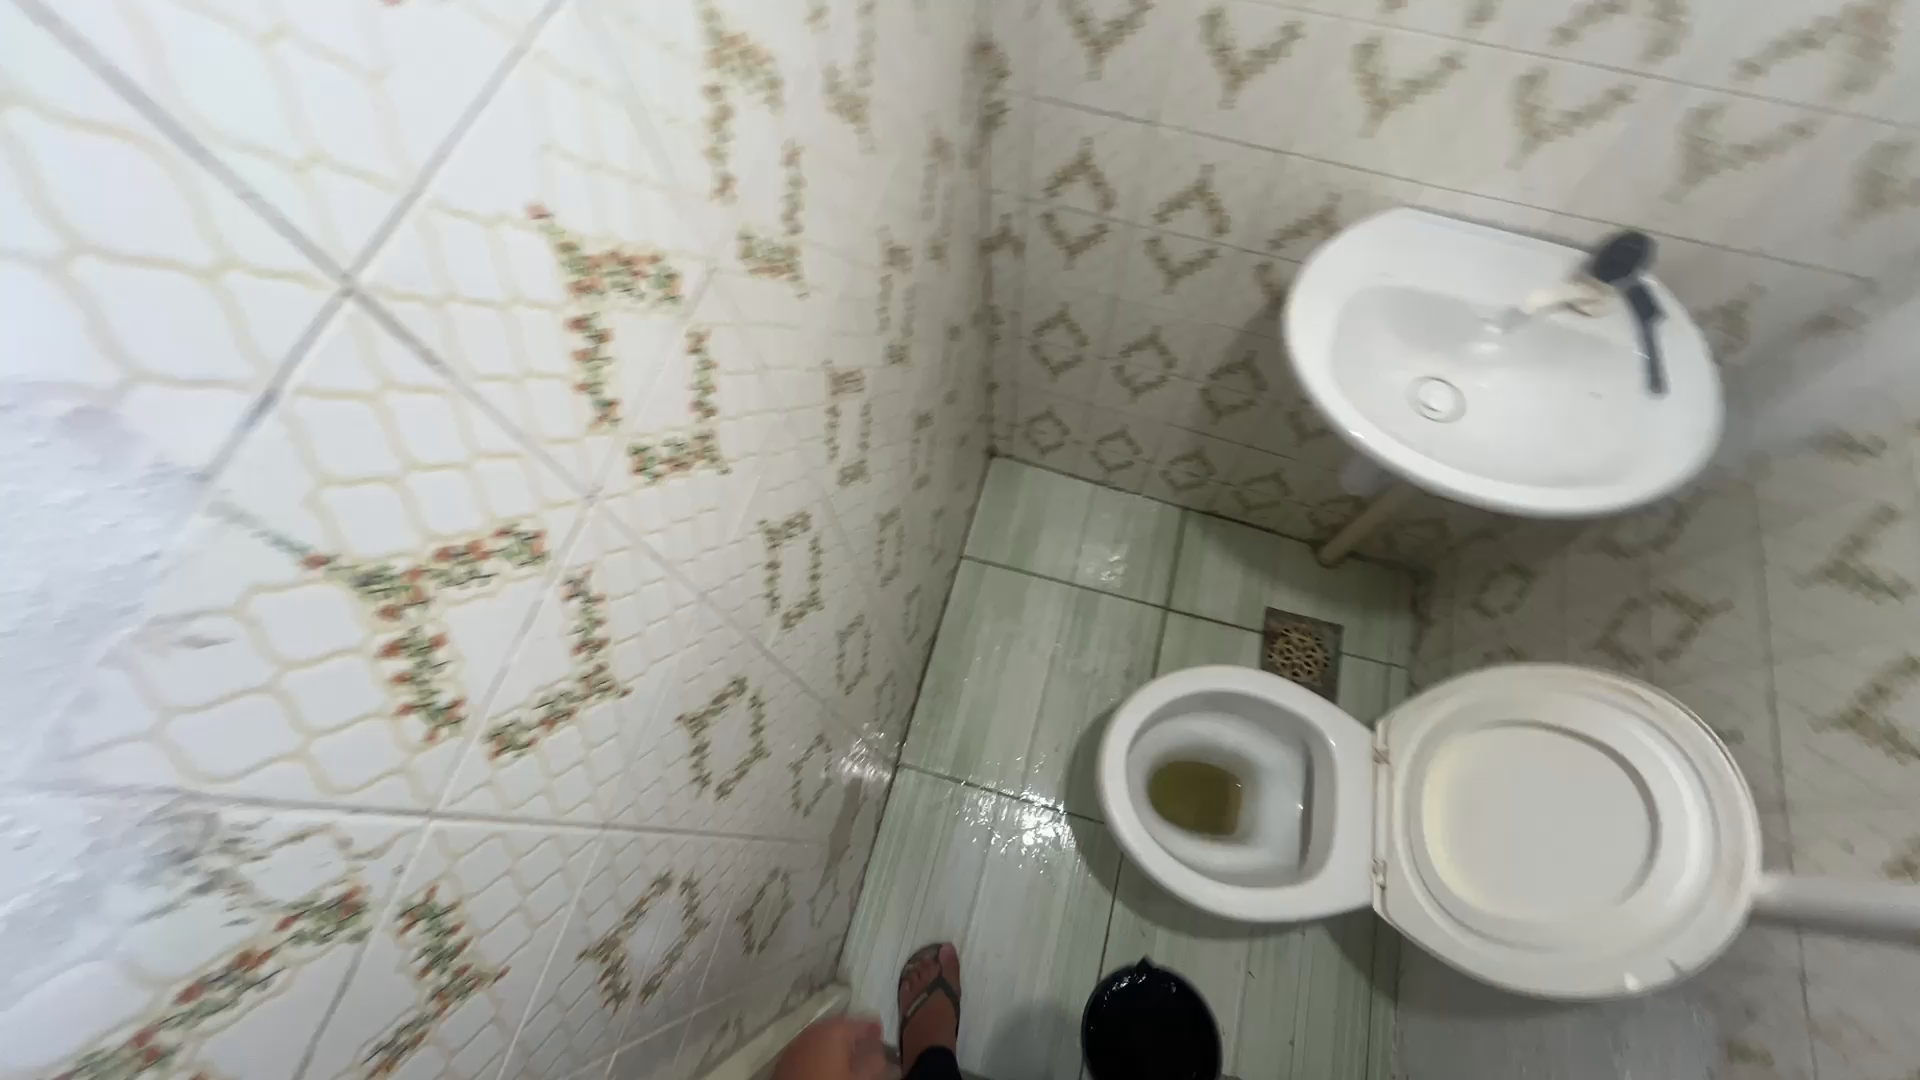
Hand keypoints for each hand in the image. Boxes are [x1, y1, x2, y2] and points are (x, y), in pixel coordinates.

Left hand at [772, 1015, 894, 1079]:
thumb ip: (873, 1064)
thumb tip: (880, 1053)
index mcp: (837, 1029)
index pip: (863, 1022)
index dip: (874, 1029)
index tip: (881, 1035)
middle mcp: (817, 1028)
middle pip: (841, 1027)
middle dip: (853, 1036)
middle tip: (864, 1048)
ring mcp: (798, 1042)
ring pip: (823, 1036)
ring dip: (835, 1044)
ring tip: (844, 1059)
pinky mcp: (786, 1058)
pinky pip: (809, 1048)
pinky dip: (819, 1053)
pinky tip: (823, 1066)